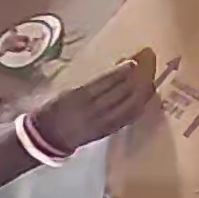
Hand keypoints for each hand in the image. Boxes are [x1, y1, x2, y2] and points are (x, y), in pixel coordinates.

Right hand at [29, 48, 156, 150]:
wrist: (48, 136)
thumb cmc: (57, 108)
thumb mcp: (70, 90)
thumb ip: (95, 83)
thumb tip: (120, 69)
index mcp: (79, 97)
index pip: (105, 82)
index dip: (122, 72)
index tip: (134, 61)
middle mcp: (94, 110)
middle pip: (123, 92)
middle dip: (138, 76)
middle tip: (148, 63)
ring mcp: (104, 122)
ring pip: (130, 105)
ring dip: (143, 89)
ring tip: (150, 77)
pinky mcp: (110, 130)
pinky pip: (130, 117)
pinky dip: (141, 104)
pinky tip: (147, 94)